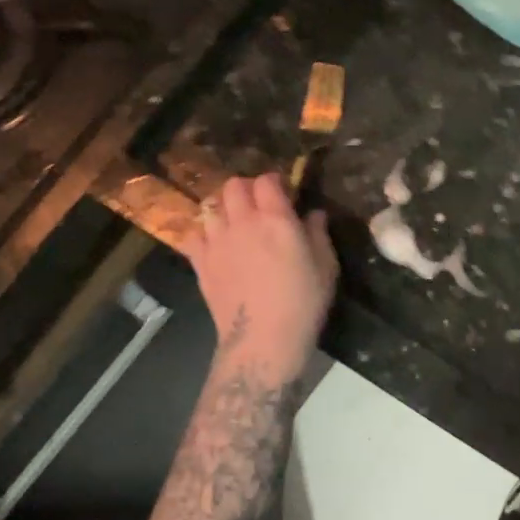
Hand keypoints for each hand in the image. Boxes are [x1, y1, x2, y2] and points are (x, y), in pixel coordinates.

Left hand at [181, 174, 338, 387]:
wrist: (263, 338)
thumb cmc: (304, 302)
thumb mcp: (326, 266)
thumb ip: (318, 234)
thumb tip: (314, 214)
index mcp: (276, 219)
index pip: (267, 181)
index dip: (276, 182)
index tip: (286, 192)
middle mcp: (242, 222)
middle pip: (233, 186)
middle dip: (247, 189)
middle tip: (260, 204)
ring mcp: (216, 241)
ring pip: (211, 206)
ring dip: (225, 209)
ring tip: (236, 222)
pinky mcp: (200, 261)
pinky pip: (193, 233)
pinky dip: (203, 232)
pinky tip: (216, 243)